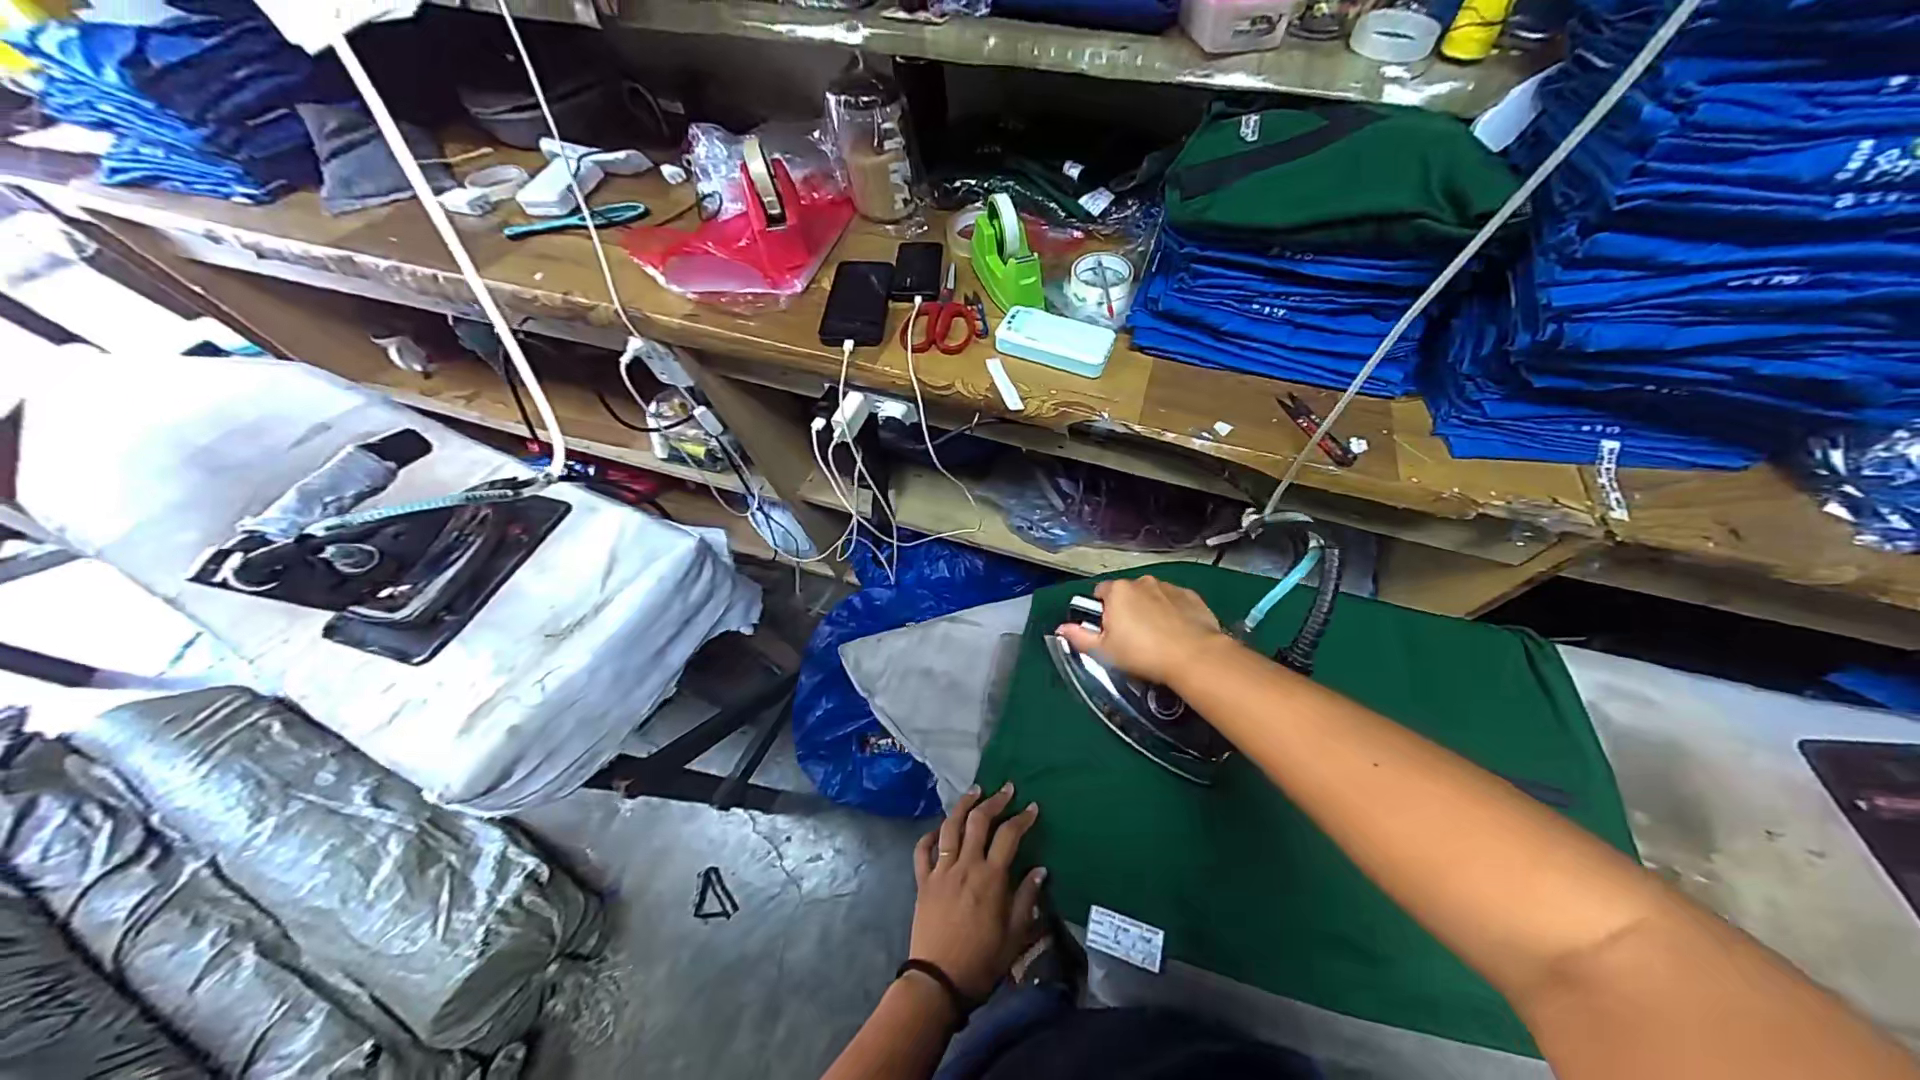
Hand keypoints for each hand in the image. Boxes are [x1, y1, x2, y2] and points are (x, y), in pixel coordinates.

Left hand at [909, 783, 1046, 1002]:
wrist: (938, 980)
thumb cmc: (982, 960)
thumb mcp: (1015, 934)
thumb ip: (1027, 898)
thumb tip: (1040, 870)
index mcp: (990, 877)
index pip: (1009, 835)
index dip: (1022, 818)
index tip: (1032, 807)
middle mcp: (965, 865)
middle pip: (978, 821)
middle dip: (994, 801)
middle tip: (1005, 789)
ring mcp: (940, 871)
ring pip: (949, 827)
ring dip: (962, 805)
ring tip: (973, 792)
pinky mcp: (922, 881)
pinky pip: (922, 850)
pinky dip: (930, 835)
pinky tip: (938, 829)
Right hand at [1056, 575, 1232, 686]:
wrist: (1194, 656)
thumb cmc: (1142, 653)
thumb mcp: (1104, 651)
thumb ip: (1080, 637)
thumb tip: (1062, 628)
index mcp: (1118, 591)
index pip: (1101, 593)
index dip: (1102, 612)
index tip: (1108, 632)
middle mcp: (1142, 582)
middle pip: (1127, 594)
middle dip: (1126, 610)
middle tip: (1131, 639)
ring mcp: (1169, 587)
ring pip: (1152, 596)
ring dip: (1150, 610)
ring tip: (1156, 638)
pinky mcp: (1192, 597)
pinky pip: (1175, 602)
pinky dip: (1173, 613)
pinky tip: (1176, 634)